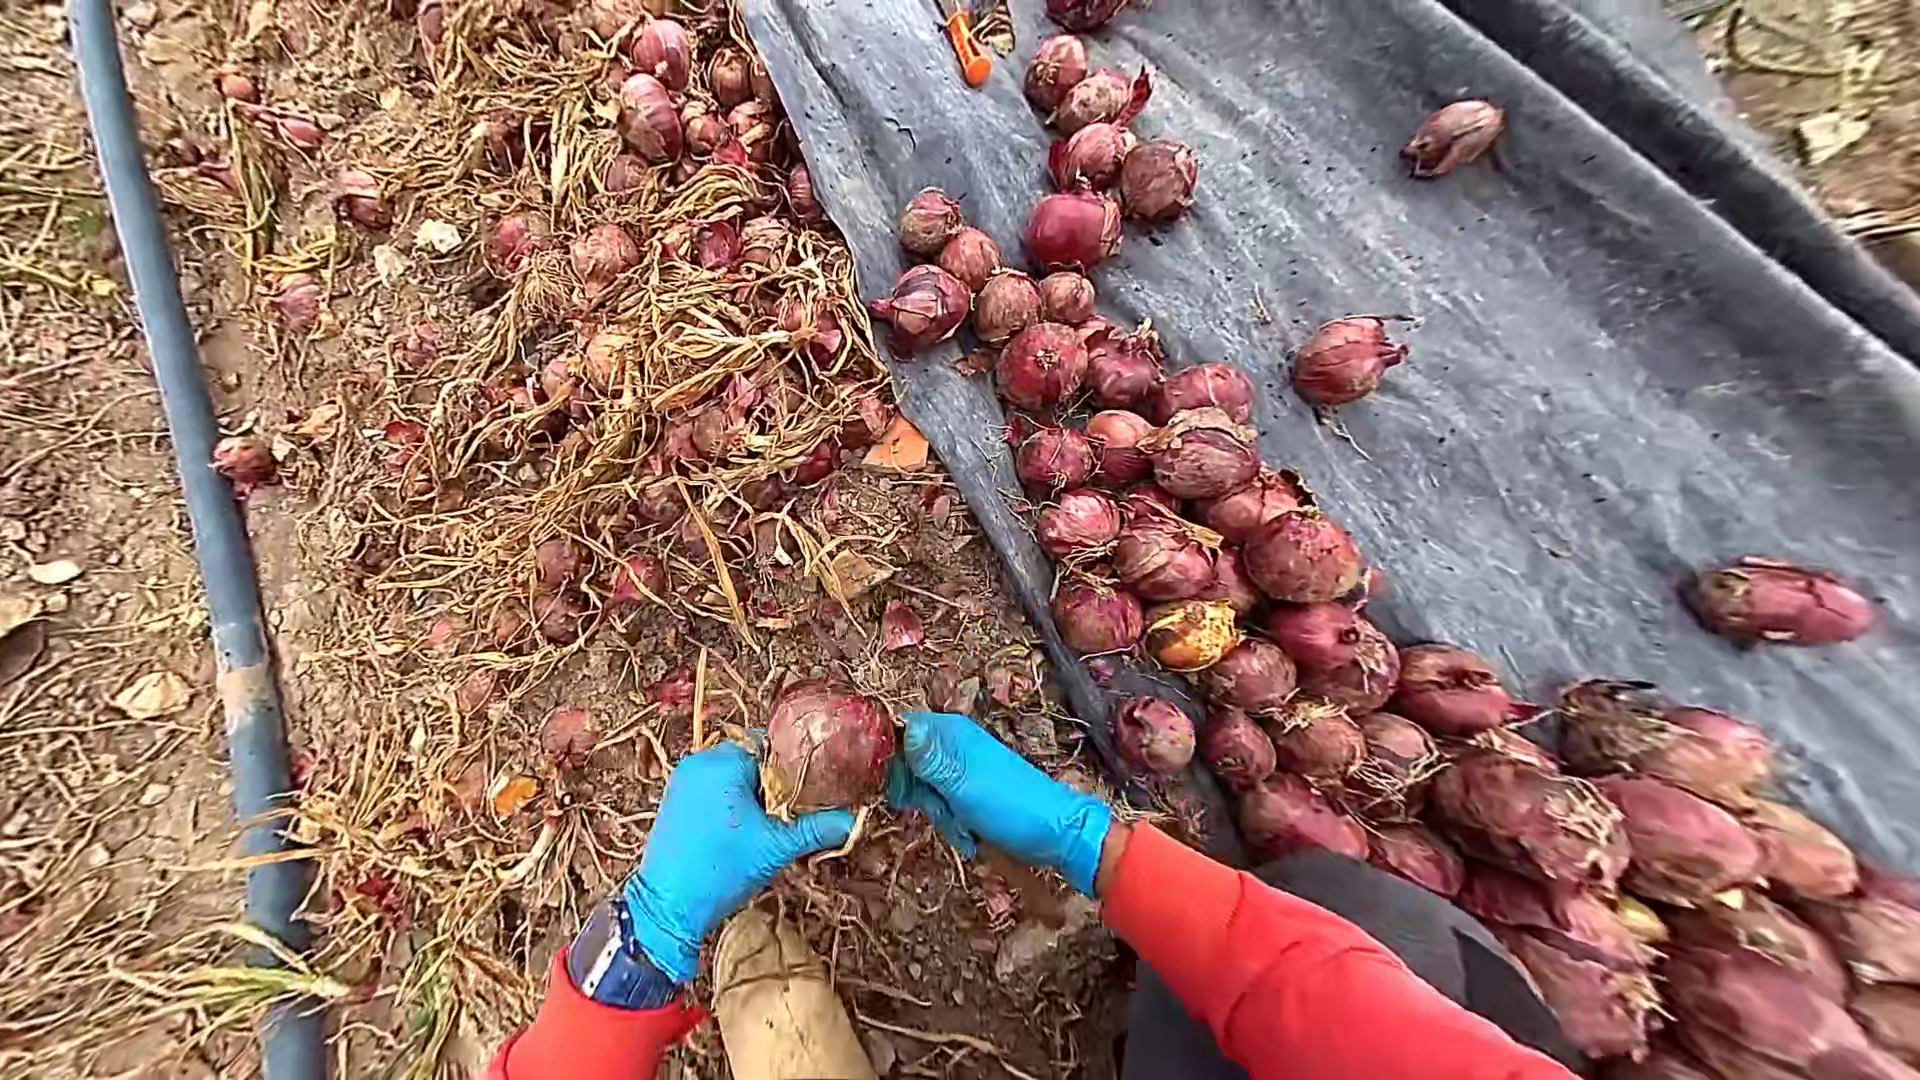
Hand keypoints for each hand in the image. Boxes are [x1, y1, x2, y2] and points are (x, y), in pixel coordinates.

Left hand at [620, 743, 852, 983]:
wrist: (666, 911)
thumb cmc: (719, 872)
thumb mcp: (775, 847)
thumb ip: (816, 828)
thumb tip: (852, 821)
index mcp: (724, 762)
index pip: (770, 744)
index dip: (790, 766)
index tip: (802, 789)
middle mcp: (701, 761)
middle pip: (752, 757)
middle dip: (770, 780)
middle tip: (784, 809)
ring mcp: (684, 779)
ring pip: (732, 771)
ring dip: (749, 790)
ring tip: (763, 820)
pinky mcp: (674, 797)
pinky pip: (712, 784)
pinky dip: (728, 797)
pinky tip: (739, 826)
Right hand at [886, 712, 1111, 894]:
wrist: (1055, 834)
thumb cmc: (1009, 806)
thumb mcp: (961, 784)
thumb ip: (927, 758)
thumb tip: (900, 727)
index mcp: (951, 731)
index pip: (903, 730)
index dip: (892, 756)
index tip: (892, 784)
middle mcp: (954, 745)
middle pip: (910, 764)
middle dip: (918, 793)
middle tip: (939, 808)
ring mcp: (962, 769)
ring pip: (925, 789)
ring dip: (938, 812)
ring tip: (961, 824)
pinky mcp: (969, 791)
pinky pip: (944, 804)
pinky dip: (952, 822)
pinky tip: (969, 834)